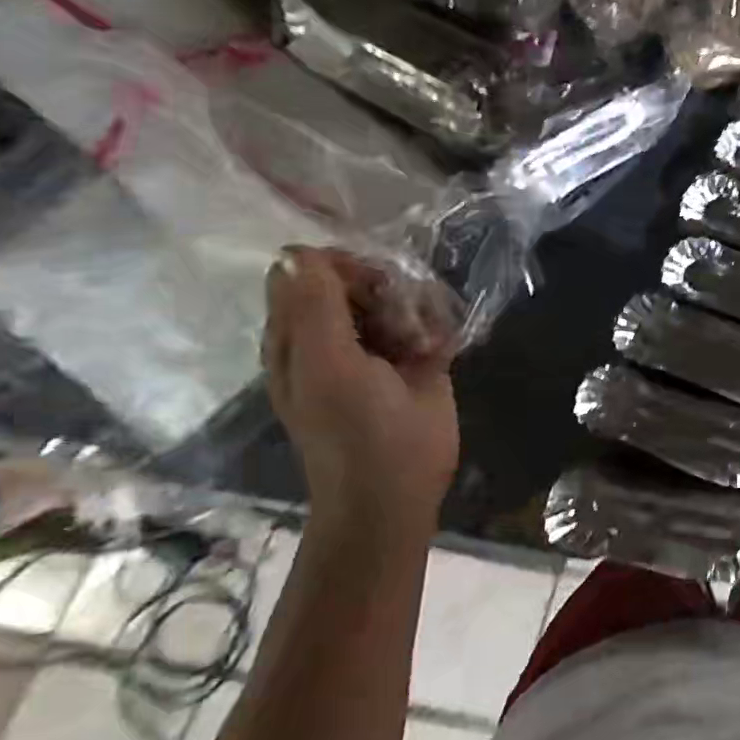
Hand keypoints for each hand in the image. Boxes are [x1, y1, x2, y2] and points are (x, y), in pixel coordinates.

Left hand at [263, 247, 458, 535]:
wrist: (400, 487)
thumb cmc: (357, 431)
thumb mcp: (328, 366)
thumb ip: (315, 308)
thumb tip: (298, 251)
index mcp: (298, 335)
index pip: (306, 273)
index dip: (339, 268)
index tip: (370, 285)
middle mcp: (337, 335)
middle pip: (359, 280)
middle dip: (385, 288)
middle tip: (398, 319)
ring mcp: (382, 348)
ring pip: (401, 298)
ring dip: (418, 311)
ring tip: (422, 344)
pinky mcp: (422, 360)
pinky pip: (433, 322)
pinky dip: (440, 328)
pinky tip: (441, 350)